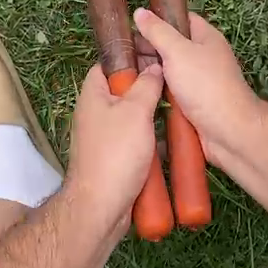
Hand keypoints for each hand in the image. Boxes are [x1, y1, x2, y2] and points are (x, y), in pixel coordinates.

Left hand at [63, 62, 163, 235]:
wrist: (101, 208)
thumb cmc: (116, 152)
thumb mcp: (136, 110)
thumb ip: (147, 85)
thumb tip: (154, 67)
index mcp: (92, 94)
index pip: (107, 64)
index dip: (129, 58)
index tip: (153, 58)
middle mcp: (94, 113)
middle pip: (122, 92)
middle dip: (146, 91)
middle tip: (170, 88)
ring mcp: (102, 138)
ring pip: (131, 119)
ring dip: (151, 120)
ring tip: (175, 114)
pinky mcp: (112, 160)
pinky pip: (133, 143)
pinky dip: (149, 143)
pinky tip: (169, 144)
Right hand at [132, 8, 262, 162]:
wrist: (228, 132)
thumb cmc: (205, 85)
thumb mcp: (178, 51)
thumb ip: (157, 32)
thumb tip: (139, 12)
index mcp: (205, 37)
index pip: (180, 18)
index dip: (158, 19)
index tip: (134, 25)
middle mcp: (203, 56)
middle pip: (172, 45)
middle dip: (149, 49)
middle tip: (123, 54)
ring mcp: (199, 81)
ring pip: (169, 71)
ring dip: (151, 73)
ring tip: (124, 73)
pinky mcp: (194, 103)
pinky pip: (171, 92)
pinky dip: (157, 93)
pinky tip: (138, 92)